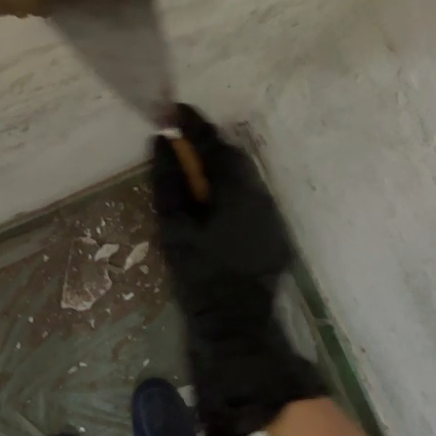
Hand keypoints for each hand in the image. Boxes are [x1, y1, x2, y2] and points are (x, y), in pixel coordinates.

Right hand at [151, 105, 326, 435]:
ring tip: (192, 167)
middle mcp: (259, 192)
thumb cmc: (200, 277)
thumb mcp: (174, 229)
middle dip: (206, 143)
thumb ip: (168, 182)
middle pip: (231, 155)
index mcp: (235, 188)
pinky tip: (213, 199)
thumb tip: (161, 143)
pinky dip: (230, 187)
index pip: (211, 143)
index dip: (191, 123)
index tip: (173, 108)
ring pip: (243, 174)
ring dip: (218, 165)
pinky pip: (251, 194)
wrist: (239, 326)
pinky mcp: (274, 229)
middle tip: (179, 139)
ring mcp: (271, 211)